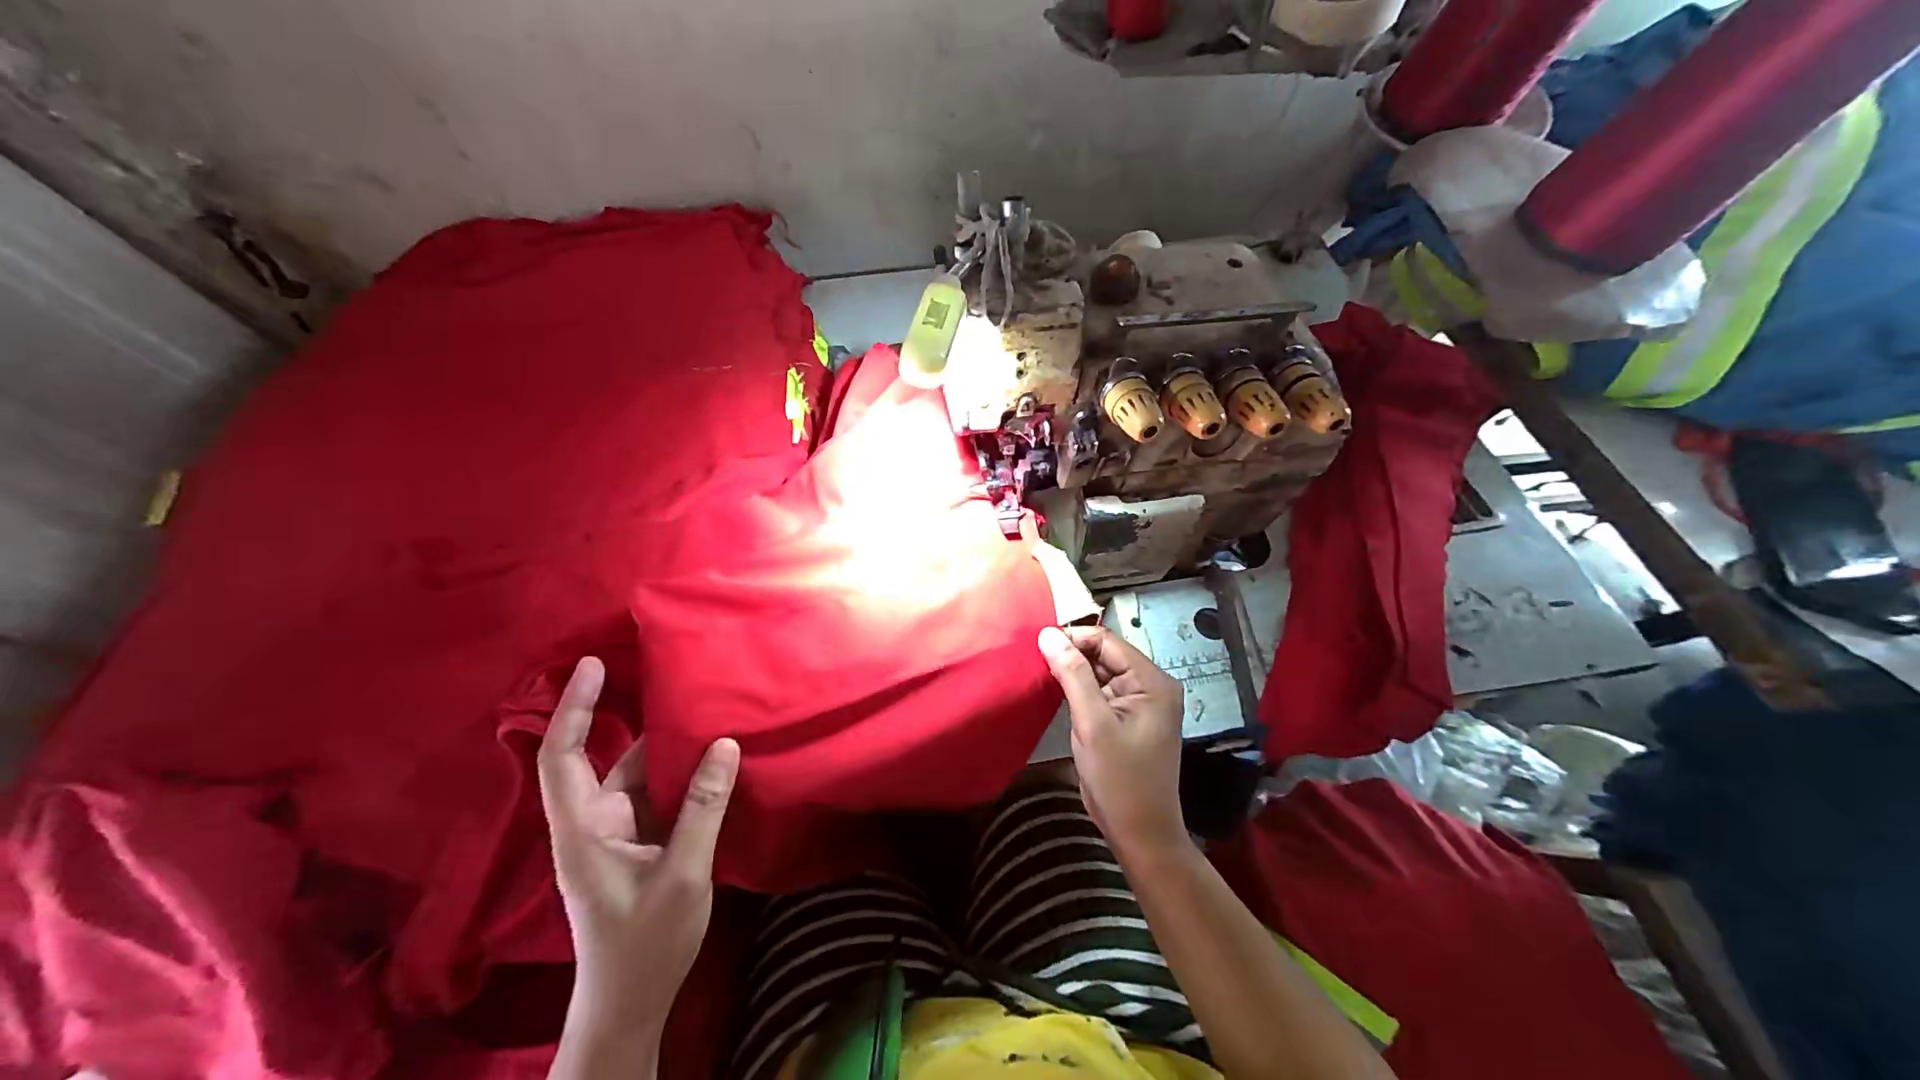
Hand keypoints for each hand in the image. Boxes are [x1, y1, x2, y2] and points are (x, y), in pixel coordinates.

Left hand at [537, 656, 741, 1078]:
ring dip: (667, 749)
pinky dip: (681, 775)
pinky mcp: (640, 844)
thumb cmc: (645, 944)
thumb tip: (725, 745)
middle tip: (673, 678)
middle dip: (636, 719)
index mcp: (583, 830)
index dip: (573, 707)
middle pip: (607, 759)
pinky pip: (658, 796)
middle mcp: (594, 823)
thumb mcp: (682, 875)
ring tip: (706, 711)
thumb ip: (703, 808)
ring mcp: (617, 834)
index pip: (562, 756)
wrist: (631, 1002)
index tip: (591, 663)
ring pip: (638, 776)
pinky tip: (712, 758)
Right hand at [1037, 626, 1188, 858]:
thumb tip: (1048, 634)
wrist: (1138, 832)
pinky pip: (1100, 691)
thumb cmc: (1120, 779)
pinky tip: (1056, 691)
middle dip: (1071, 655)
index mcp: (1153, 681)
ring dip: (1073, 672)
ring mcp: (1140, 702)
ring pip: (1099, 671)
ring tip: (1041, 674)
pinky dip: (1079, 689)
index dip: (1073, 638)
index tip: (1038, 647)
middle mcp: (1151, 685)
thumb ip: (1072, 674)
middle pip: (1104, 654)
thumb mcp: (1092, 723)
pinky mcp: (1126, 717)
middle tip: (1035, 662)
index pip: (1107, 641)